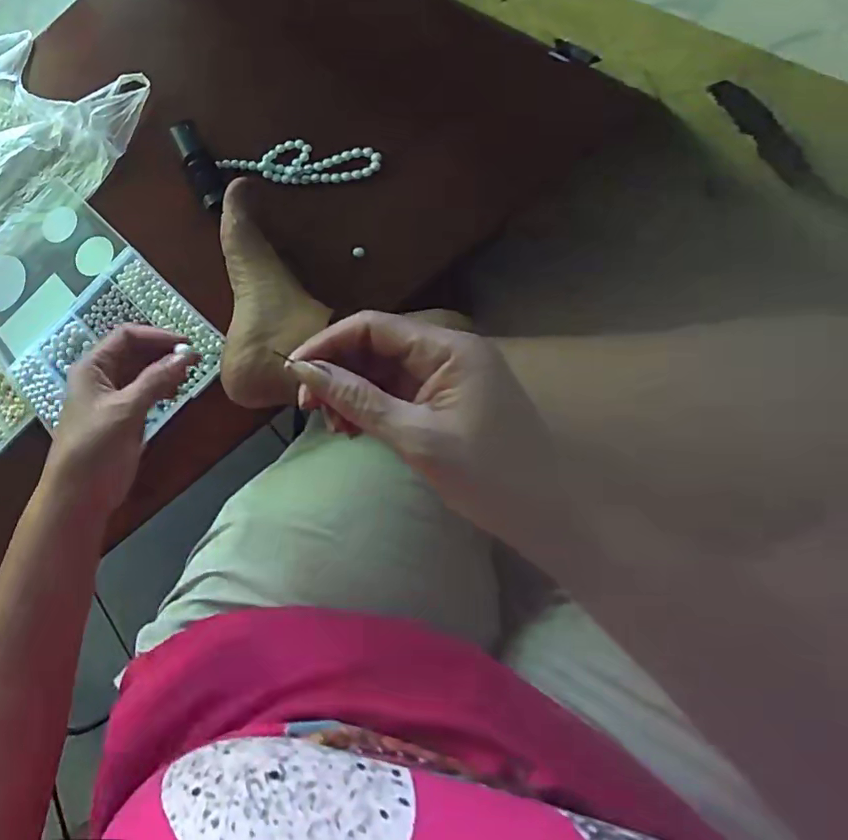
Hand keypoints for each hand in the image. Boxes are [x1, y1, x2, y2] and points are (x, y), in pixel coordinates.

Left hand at [45, 325, 194, 511]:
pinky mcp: (120, 416)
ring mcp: (110, 397)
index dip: (156, 336)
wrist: (78, 494)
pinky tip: (176, 391)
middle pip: (133, 352)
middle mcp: (99, 377)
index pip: (125, 336)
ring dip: (163, 369)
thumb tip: (186, 356)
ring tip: (189, 375)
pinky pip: (142, 392)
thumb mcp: (125, 410)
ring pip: (139, 372)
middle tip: (195, 359)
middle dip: (162, 352)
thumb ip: (155, 381)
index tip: (187, 343)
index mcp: (91, 367)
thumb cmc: (95, 447)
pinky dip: (159, 388)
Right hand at [287, 312, 557, 530]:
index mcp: (448, 349)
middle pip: (370, 345)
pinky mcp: (442, 399)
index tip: (292, 372)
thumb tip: (303, 370)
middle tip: (307, 406)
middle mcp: (446, 352)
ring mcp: (445, 376)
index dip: (326, 343)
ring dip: (345, 391)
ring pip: (376, 368)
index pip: (371, 326)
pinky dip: (364, 405)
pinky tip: (352, 428)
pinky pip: (390, 389)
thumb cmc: (490, 476)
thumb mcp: (414, 436)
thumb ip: (357, 398)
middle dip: (333, 371)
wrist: (554, 521)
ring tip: (331, 424)